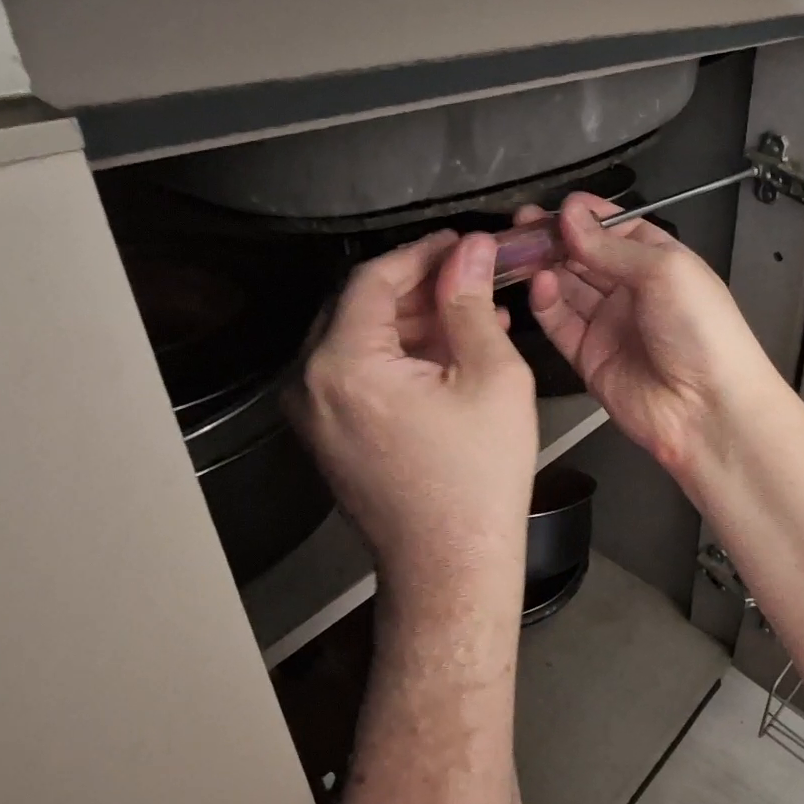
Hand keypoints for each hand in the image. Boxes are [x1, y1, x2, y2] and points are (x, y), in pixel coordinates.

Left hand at [287, 230, 537, 601]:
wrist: (451, 561)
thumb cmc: (477, 475)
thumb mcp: (492, 375)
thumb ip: (472, 304)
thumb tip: (472, 253)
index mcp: (345, 364)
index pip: (373, 278)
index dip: (423, 253)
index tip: (464, 243)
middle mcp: (312, 384)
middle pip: (362, 306)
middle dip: (421, 286)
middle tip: (475, 276)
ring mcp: (315, 414)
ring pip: (363, 340)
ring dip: (417, 321)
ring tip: (476, 316)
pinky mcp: (331, 435)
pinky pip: (361, 375)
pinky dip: (404, 356)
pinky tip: (454, 355)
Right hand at [518, 193, 783, 472]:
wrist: (708, 408)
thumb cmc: (704, 332)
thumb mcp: (664, 271)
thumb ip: (611, 245)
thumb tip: (571, 214)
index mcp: (662, 263)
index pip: (618, 228)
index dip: (587, 216)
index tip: (558, 205)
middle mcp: (635, 292)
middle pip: (586, 256)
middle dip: (556, 238)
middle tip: (524, 223)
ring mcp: (611, 324)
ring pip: (567, 286)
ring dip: (544, 266)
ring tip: (519, 248)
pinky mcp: (590, 356)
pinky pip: (560, 323)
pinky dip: (545, 302)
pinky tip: (538, 284)